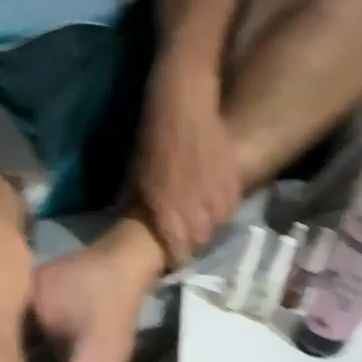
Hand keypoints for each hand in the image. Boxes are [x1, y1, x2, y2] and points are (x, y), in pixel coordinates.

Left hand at [129, 67, 238, 268]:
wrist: (183, 104)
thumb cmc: (152, 140)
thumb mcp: (135, 177)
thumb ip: (135, 205)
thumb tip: (128, 224)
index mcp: (166, 212)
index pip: (176, 251)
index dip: (173, 256)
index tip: (170, 257)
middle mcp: (194, 208)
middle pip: (198, 241)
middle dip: (190, 242)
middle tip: (184, 237)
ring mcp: (216, 194)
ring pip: (217, 224)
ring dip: (208, 225)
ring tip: (198, 219)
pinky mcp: (233, 178)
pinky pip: (230, 204)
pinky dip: (222, 207)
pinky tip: (213, 202)